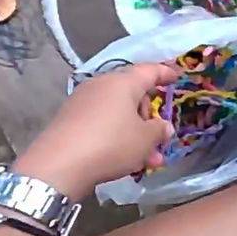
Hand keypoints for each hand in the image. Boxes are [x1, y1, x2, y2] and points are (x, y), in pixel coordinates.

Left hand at [16, 62, 178, 198]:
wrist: (60, 164)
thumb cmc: (111, 144)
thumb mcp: (145, 140)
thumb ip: (159, 130)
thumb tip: (163, 126)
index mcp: (122, 83)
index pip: (149, 71)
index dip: (165, 73)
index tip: (176, 77)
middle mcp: (101, 86)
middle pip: (132, 95)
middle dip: (148, 118)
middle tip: (157, 141)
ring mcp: (82, 102)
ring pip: (118, 114)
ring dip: (134, 134)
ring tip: (146, 161)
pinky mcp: (70, 120)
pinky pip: (102, 124)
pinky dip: (116, 137)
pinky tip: (123, 160)